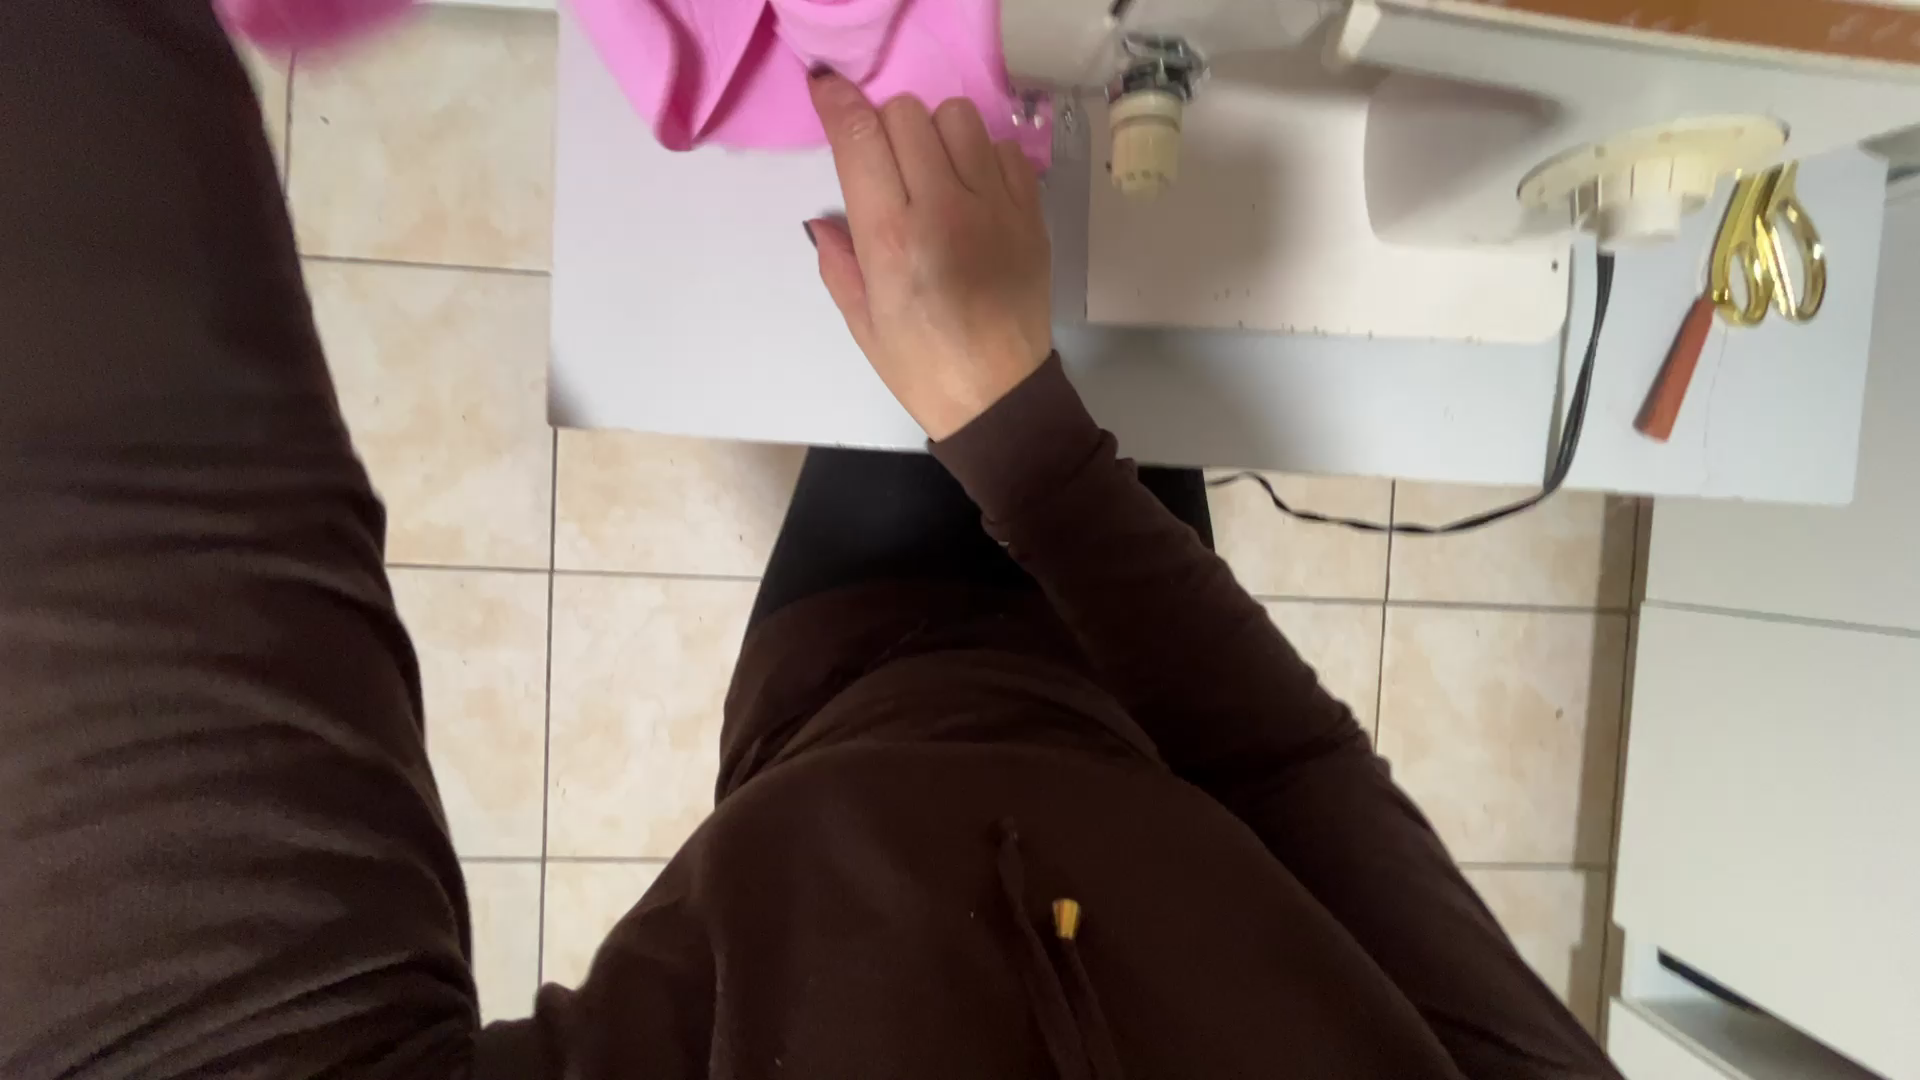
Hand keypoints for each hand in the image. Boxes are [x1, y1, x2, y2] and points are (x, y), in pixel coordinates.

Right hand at [806, 73, 1051, 441]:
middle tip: (889, 170)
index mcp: (892, 241)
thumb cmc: (924, 369)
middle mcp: (943, 210)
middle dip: (886, 129)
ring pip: (958, 117)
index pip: (859, 136)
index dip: (837, 104)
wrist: (999, 397)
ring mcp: (994, 208)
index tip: (828, 92)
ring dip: (936, 136)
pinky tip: (974, 196)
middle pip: (907, 113)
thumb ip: (838, 263)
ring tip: (935, 178)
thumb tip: (824, 220)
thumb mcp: (864, 326)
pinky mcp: (1030, 215)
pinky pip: (1004, 149)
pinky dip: (983, 159)